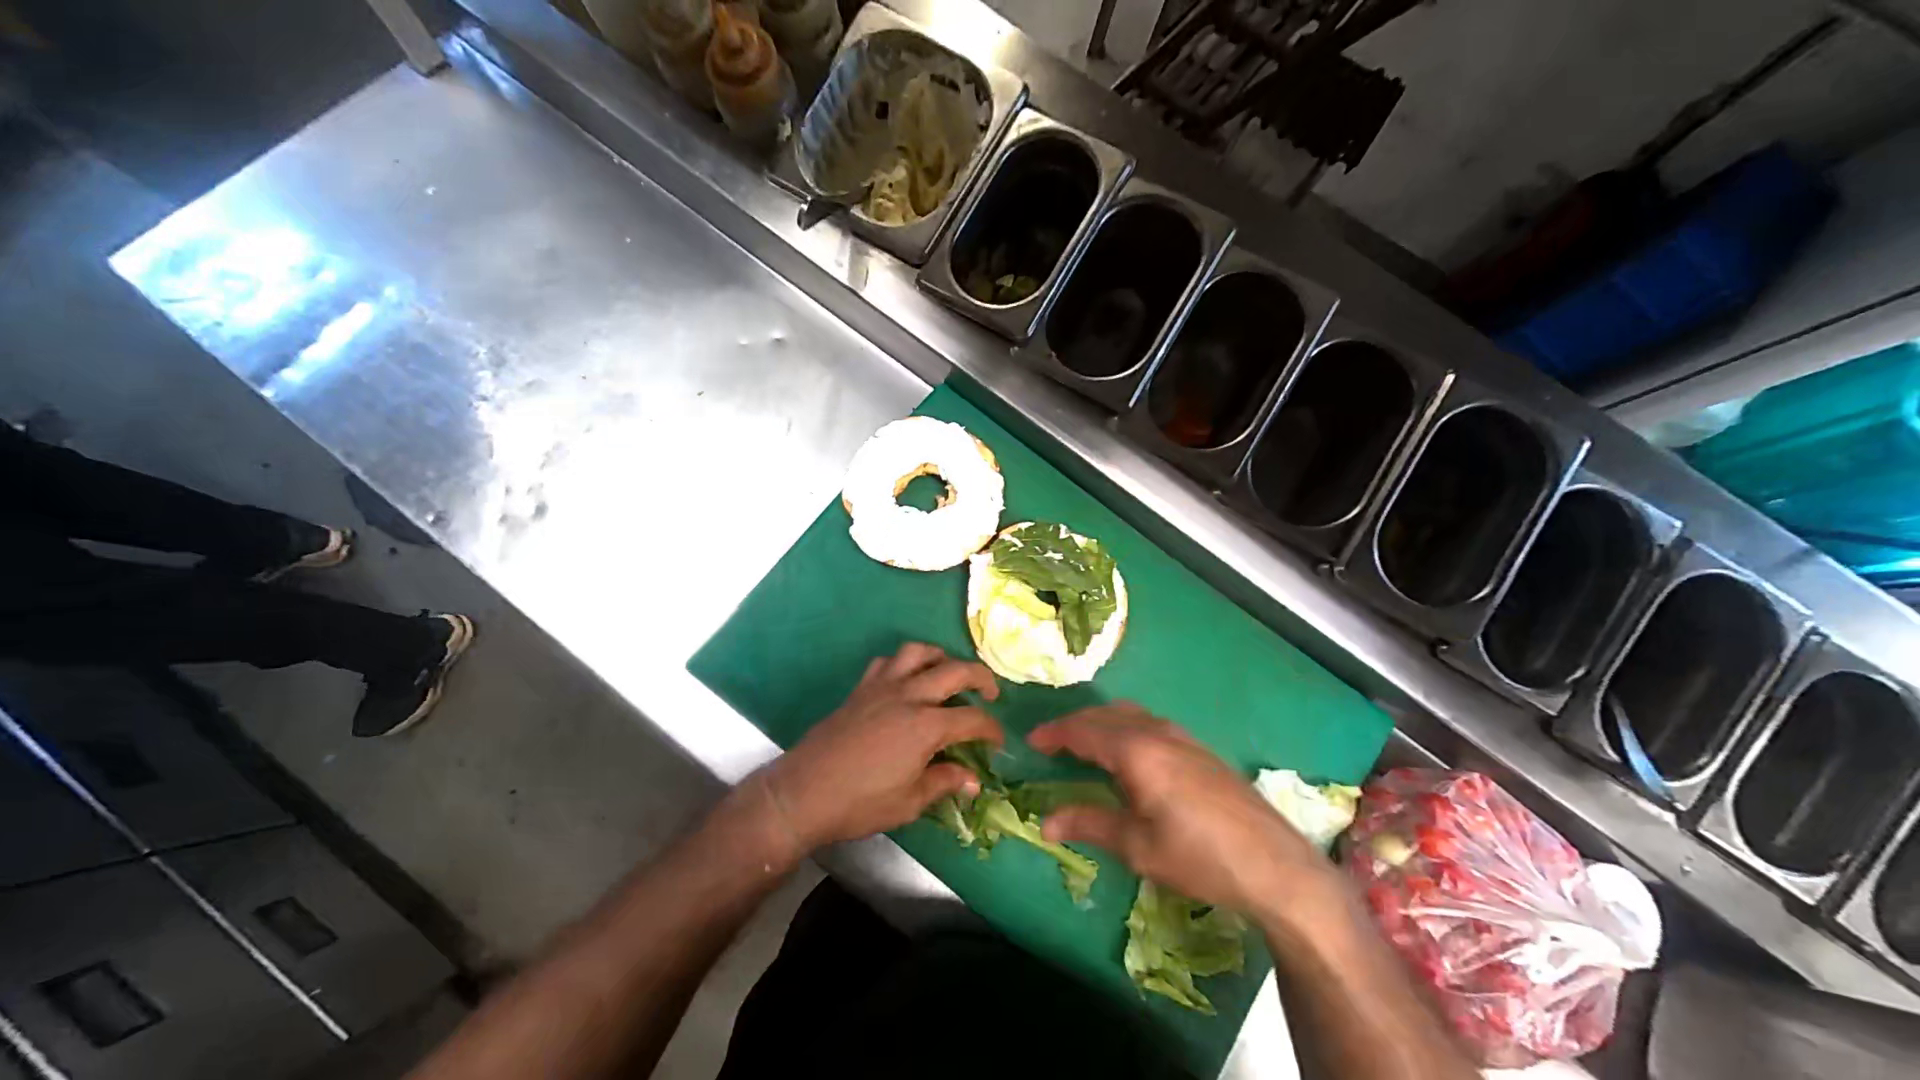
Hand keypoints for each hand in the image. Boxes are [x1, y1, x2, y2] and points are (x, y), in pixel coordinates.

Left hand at [759, 643, 1001, 853]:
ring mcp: (882, 687)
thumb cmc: (861, 803)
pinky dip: (903, 663)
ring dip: (941, 657)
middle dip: (981, 678)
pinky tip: (906, 680)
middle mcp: (909, 696)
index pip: (972, 719)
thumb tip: (972, 780)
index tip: (997, 742)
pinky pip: (886, 661)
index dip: (992, 729)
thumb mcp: (909, 802)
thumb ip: (944, 783)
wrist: (804, 793)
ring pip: (918, 652)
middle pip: (955, 671)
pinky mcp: (860, 689)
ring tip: (948, 674)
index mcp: (927, 726)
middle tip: (991, 693)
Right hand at [1028, 704, 1345, 927]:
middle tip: (1051, 744)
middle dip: (1074, 725)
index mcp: (1136, 751)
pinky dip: (1125, 729)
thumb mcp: (1138, 846)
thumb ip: (1090, 824)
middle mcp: (1157, 733)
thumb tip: (1046, 823)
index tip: (1031, 742)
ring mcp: (1183, 738)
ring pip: (1130, 715)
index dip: (1054, 734)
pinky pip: (1150, 724)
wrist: (1276, 866)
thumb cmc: (1199, 857)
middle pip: (1105, 716)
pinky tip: (1127, 755)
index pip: (1083, 730)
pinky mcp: (1200, 750)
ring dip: (1101, 723)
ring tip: (1084, 746)